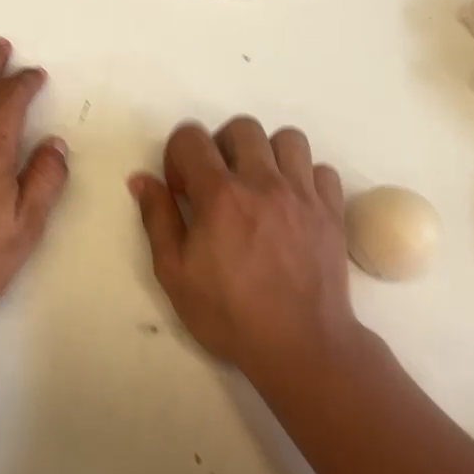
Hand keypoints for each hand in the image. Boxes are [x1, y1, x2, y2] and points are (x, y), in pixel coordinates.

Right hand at [130, 117, 357, 375]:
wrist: (301, 345)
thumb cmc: (229, 314)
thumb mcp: (175, 273)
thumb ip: (158, 219)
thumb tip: (142, 179)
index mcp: (220, 195)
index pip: (191, 138)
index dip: (178, 156)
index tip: (183, 190)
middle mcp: (263, 182)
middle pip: (242, 128)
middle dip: (221, 146)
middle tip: (218, 183)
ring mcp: (303, 194)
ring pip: (287, 139)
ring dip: (267, 154)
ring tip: (259, 186)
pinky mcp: (332, 210)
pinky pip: (321, 170)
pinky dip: (305, 178)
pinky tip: (292, 205)